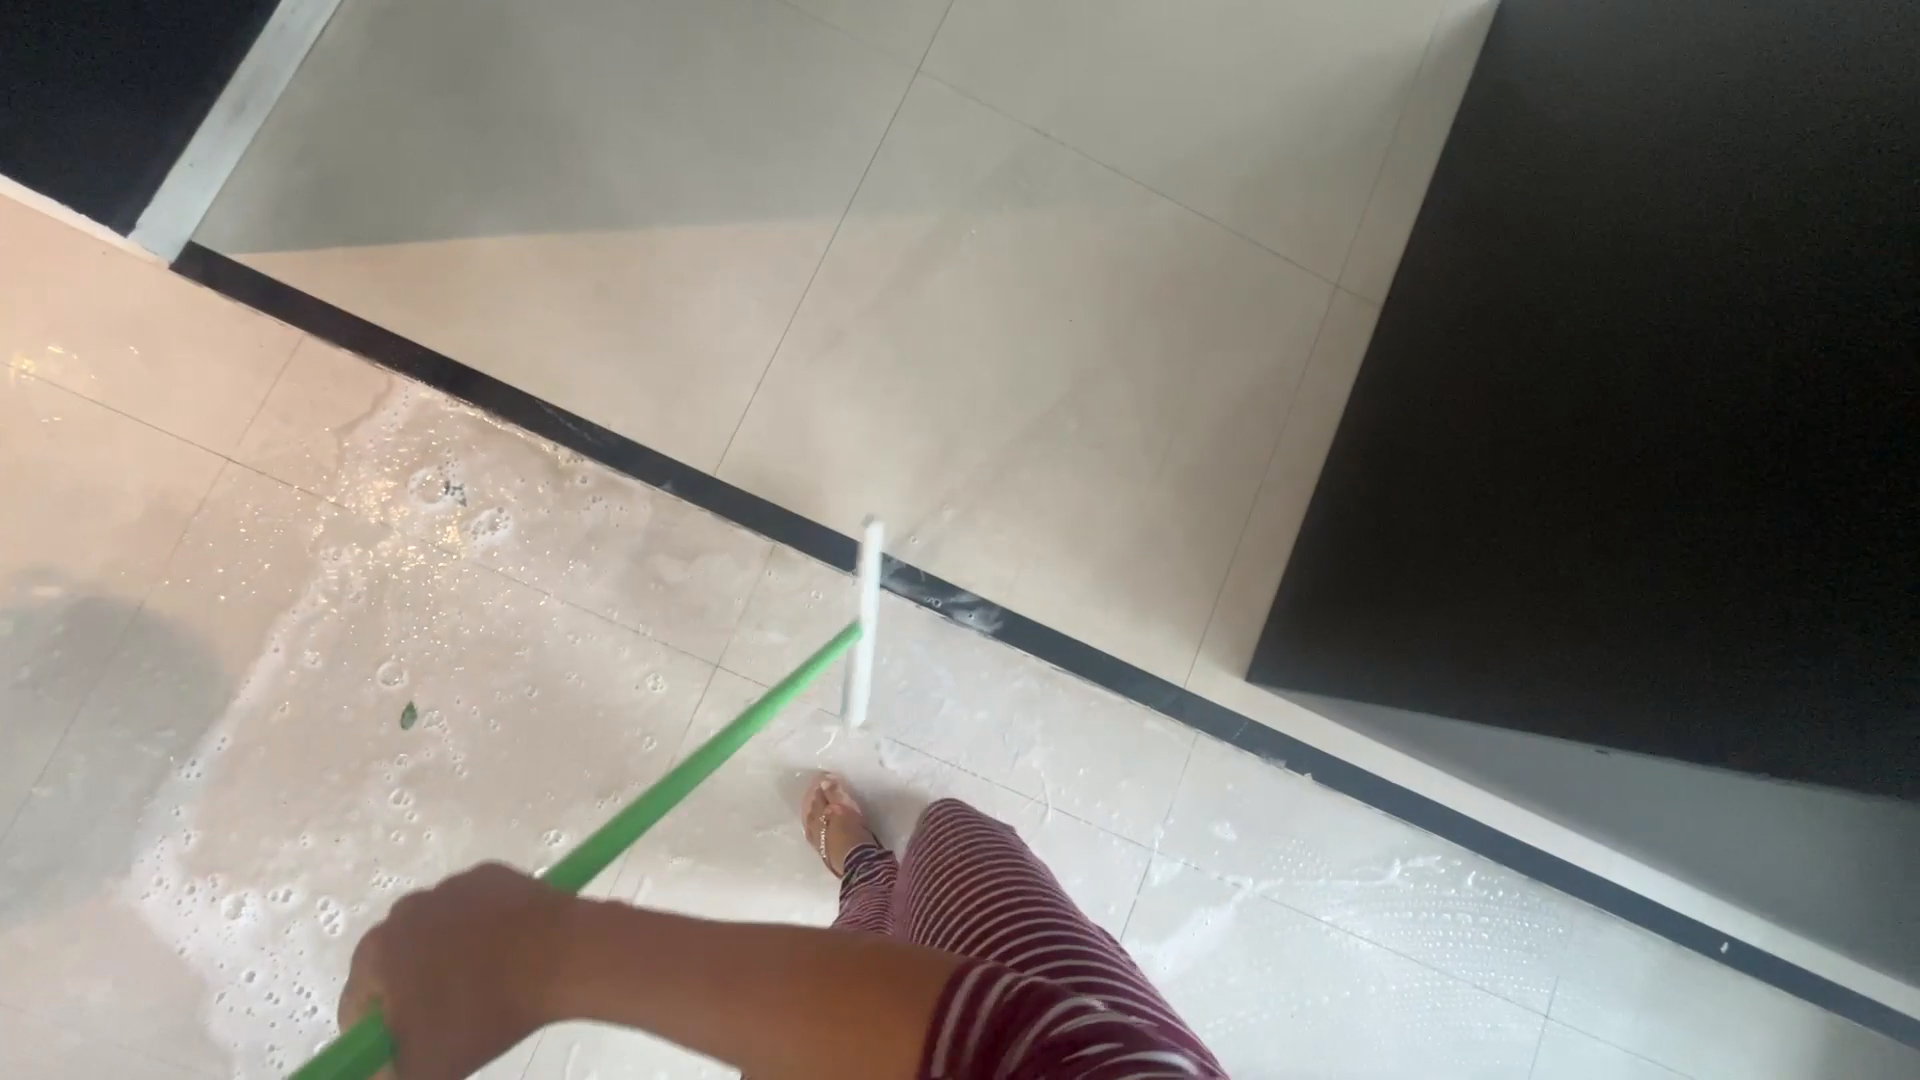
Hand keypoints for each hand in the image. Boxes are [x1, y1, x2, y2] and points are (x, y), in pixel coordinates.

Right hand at [339, 863, 579, 1079]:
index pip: (361, 1002)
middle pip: (398, 962)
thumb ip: (387, 1074)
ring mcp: (458, 885)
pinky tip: (508, 949)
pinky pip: (476, 910)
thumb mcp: (422, 1068)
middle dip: (415, 990)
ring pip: (439, 933)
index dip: (380, 1032)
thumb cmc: (486, 1012)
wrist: (563, 954)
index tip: (410, 1045)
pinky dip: (484, 927)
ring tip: (487, 981)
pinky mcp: (497, 873)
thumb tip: (381, 1071)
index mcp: (378, 951)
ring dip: (451, 955)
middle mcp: (411, 907)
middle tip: (451, 1016)